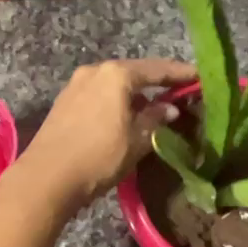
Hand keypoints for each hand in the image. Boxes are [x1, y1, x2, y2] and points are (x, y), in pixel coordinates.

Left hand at [12, 59, 196, 208]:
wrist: (46, 177)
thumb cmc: (98, 157)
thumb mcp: (137, 140)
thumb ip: (156, 119)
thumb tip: (170, 108)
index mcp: (116, 74)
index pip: (158, 69)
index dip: (181, 74)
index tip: (201, 77)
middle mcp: (95, 71)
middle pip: (134, 72)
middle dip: (158, 82)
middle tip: (180, 91)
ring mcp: (76, 84)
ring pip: (115, 84)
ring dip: (136, 93)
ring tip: (155, 107)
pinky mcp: (64, 101)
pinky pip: (99, 94)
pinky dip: (116, 100)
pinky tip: (126, 114)